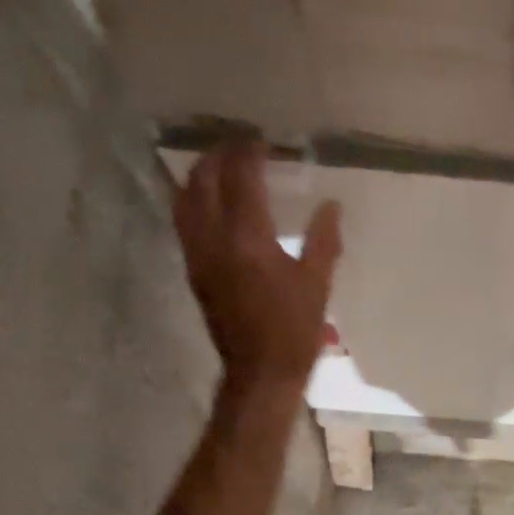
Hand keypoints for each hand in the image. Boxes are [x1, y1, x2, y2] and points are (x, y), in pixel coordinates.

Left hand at [172, 141, 342, 389]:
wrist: (259, 373)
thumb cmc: (293, 331)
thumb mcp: (317, 284)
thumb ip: (323, 240)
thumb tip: (330, 205)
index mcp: (249, 238)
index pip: (242, 178)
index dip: (250, 153)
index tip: (264, 141)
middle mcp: (215, 239)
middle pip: (204, 180)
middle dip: (219, 156)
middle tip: (239, 147)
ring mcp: (198, 255)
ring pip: (185, 198)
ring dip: (199, 175)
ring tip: (218, 166)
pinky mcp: (193, 271)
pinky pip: (184, 222)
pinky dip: (192, 200)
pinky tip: (208, 202)